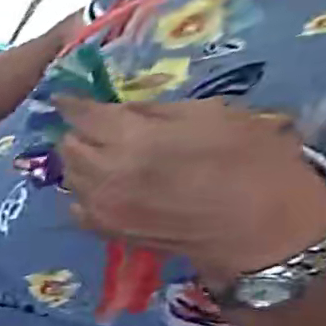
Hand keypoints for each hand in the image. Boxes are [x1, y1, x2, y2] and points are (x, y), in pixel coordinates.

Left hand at [53, 97, 325, 280]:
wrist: (260, 226)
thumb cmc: (254, 163)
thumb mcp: (218, 116)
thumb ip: (158, 110)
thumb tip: (118, 109)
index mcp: (133, 139)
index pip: (84, 117)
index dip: (72, 105)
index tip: (64, 100)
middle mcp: (102, 170)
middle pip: (69, 144)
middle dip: (81, 134)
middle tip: (103, 131)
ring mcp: (95, 201)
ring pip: (68, 172)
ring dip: (82, 161)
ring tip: (112, 158)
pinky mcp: (96, 224)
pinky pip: (75, 199)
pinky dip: (87, 189)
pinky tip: (112, 186)